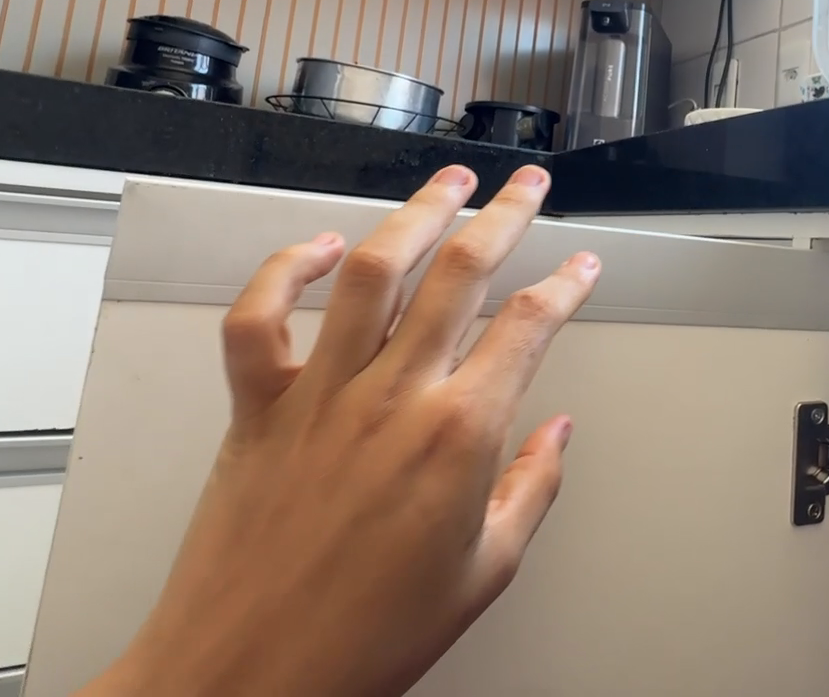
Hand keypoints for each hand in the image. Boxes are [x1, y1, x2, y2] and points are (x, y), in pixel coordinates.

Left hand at [82, 163, 600, 696]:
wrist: (245, 685)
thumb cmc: (366, 639)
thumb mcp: (485, 571)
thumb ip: (533, 488)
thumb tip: (558, 432)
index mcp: (459, 434)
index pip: (531, 325)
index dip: (568, 285)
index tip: (583, 268)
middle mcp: (395, 395)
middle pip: (463, 270)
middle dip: (506, 214)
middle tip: (526, 185)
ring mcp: (322, 392)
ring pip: (373, 270)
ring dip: (417, 214)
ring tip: (448, 182)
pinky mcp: (259, 406)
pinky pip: (258, 319)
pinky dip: (282, 270)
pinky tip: (318, 247)